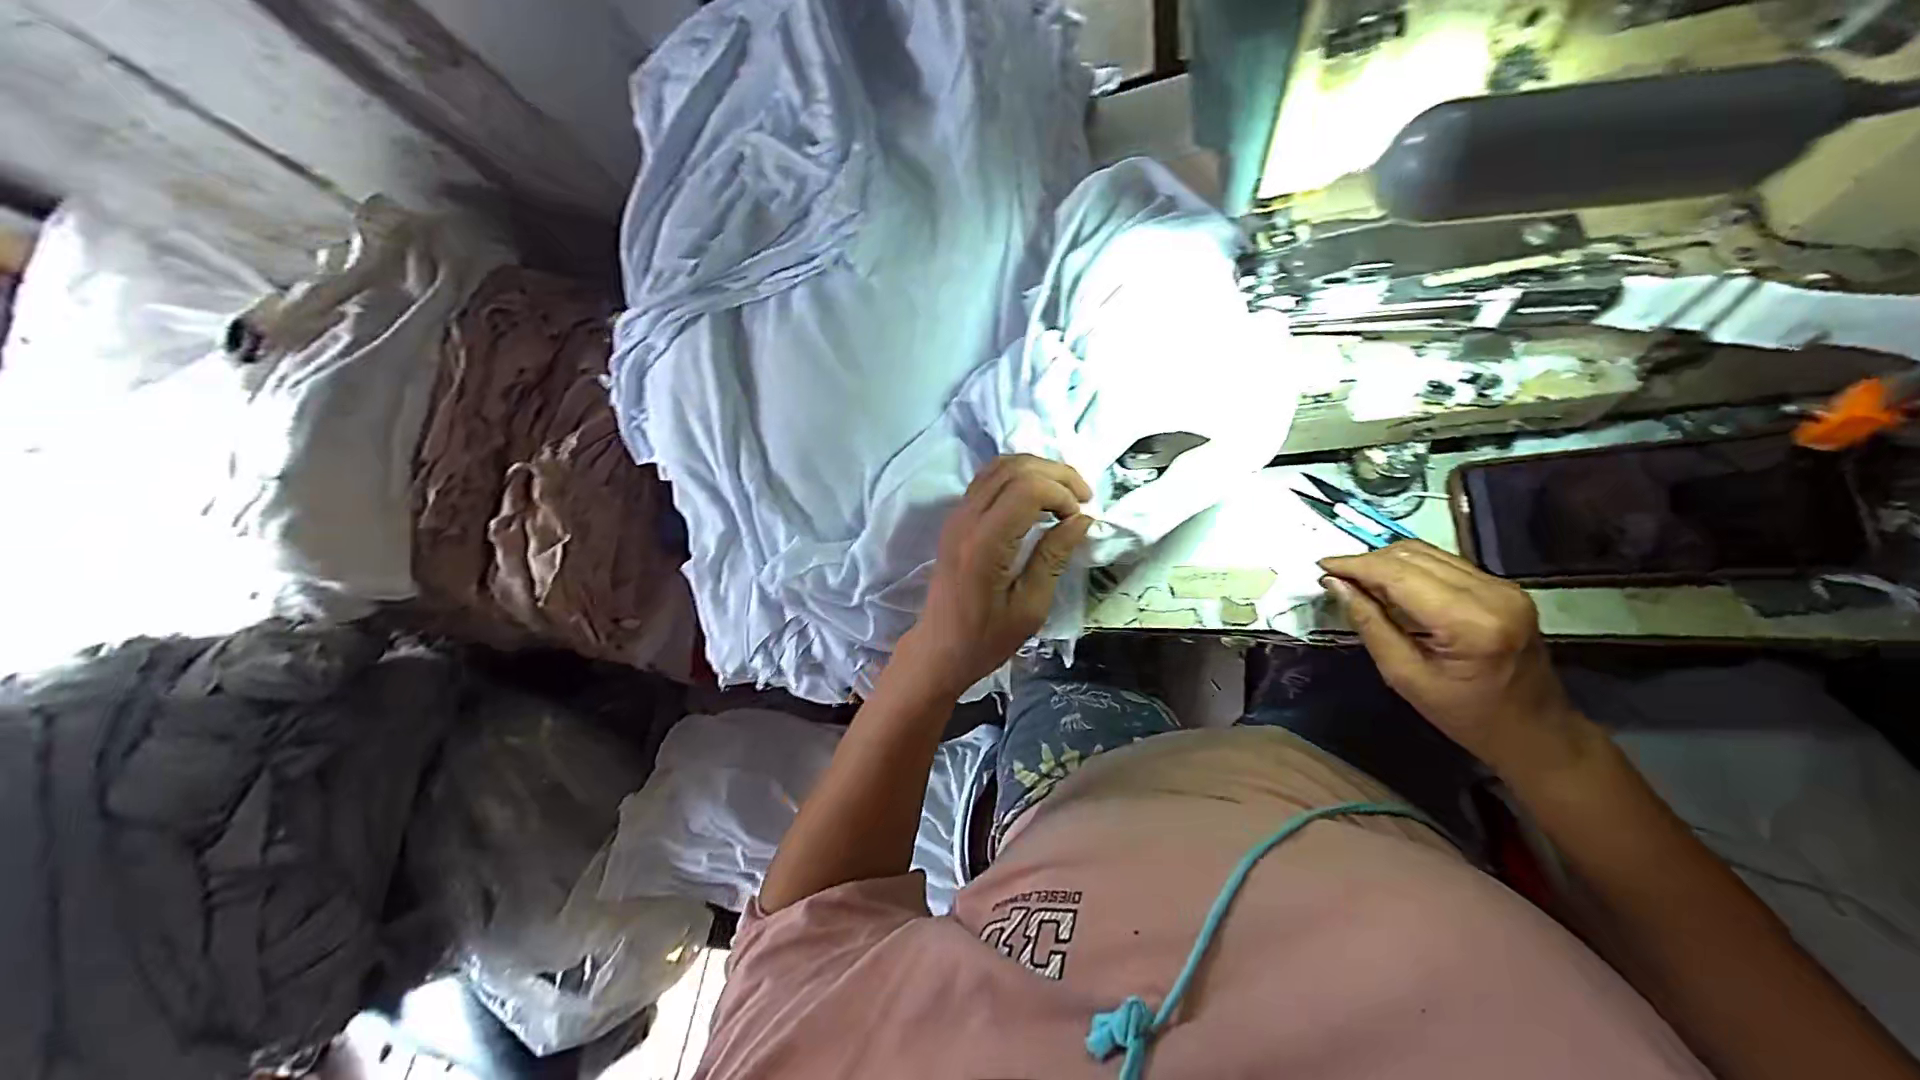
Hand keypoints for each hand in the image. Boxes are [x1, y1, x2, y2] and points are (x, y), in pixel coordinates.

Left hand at [889, 455, 1092, 700]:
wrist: (939, 649)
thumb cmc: (985, 638)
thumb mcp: (1030, 606)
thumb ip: (1053, 557)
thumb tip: (1081, 520)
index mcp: (984, 544)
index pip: (1027, 489)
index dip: (1061, 493)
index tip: (1079, 518)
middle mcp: (966, 520)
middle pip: (1014, 469)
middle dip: (1056, 475)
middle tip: (1083, 497)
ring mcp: (957, 516)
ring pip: (999, 467)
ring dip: (1037, 471)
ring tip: (1065, 494)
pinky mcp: (955, 519)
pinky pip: (987, 480)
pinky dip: (1017, 477)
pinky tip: (1037, 497)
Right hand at [1318, 539, 1600, 776]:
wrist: (1534, 730)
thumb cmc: (1465, 714)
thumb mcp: (1404, 676)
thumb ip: (1370, 624)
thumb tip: (1336, 585)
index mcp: (1469, 621)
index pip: (1398, 574)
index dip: (1355, 566)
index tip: (1321, 566)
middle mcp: (1490, 593)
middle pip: (1413, 556)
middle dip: (1367, 561)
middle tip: (1335, 576)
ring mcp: (1501, 587)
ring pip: (1427, 554)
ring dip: (1386, 561)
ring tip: (1356, 579)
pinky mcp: (1502, 588)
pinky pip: (1443, 563)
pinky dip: (1408, 568)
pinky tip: (1388, 585)